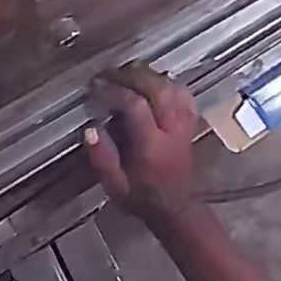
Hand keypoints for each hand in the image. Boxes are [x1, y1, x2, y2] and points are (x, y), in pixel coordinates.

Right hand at [83, 62, 200, 225]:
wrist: (174, 208)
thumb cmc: (142, 197)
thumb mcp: (115, 186)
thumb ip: (102, 157)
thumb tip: (91, 129)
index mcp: (151, 146)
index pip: (136, 106)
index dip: (115, 92)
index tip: (97, 88)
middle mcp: (171, 131)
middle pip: (158, 89)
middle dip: (132, 75)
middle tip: (111, 74)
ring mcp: (184, 126)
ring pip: (174, 88)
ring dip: (151, 75)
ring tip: (129, 72)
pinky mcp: (190, 124)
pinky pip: (185, 95)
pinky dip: (170, 83)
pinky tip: (155, 81)